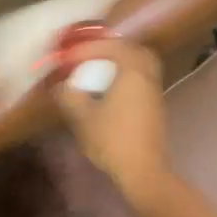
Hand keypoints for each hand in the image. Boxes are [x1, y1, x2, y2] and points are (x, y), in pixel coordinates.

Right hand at [52, 38, 171, 211]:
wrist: (142, 170)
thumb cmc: (112, 139)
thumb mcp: (82, 116)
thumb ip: (69, 95)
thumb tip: (61, 86)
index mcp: (133, 71)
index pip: (112, 46)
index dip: (87, 48)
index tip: (68, 57)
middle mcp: (148, 76)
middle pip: (133, 52)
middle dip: (111, 50)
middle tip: (91, 57)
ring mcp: (155, 93)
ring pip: (139, 68)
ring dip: (119, 66)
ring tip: (95, 74)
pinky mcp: (155, 110)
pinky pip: (140, 83)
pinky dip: (124, 80)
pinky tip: (108, 93)